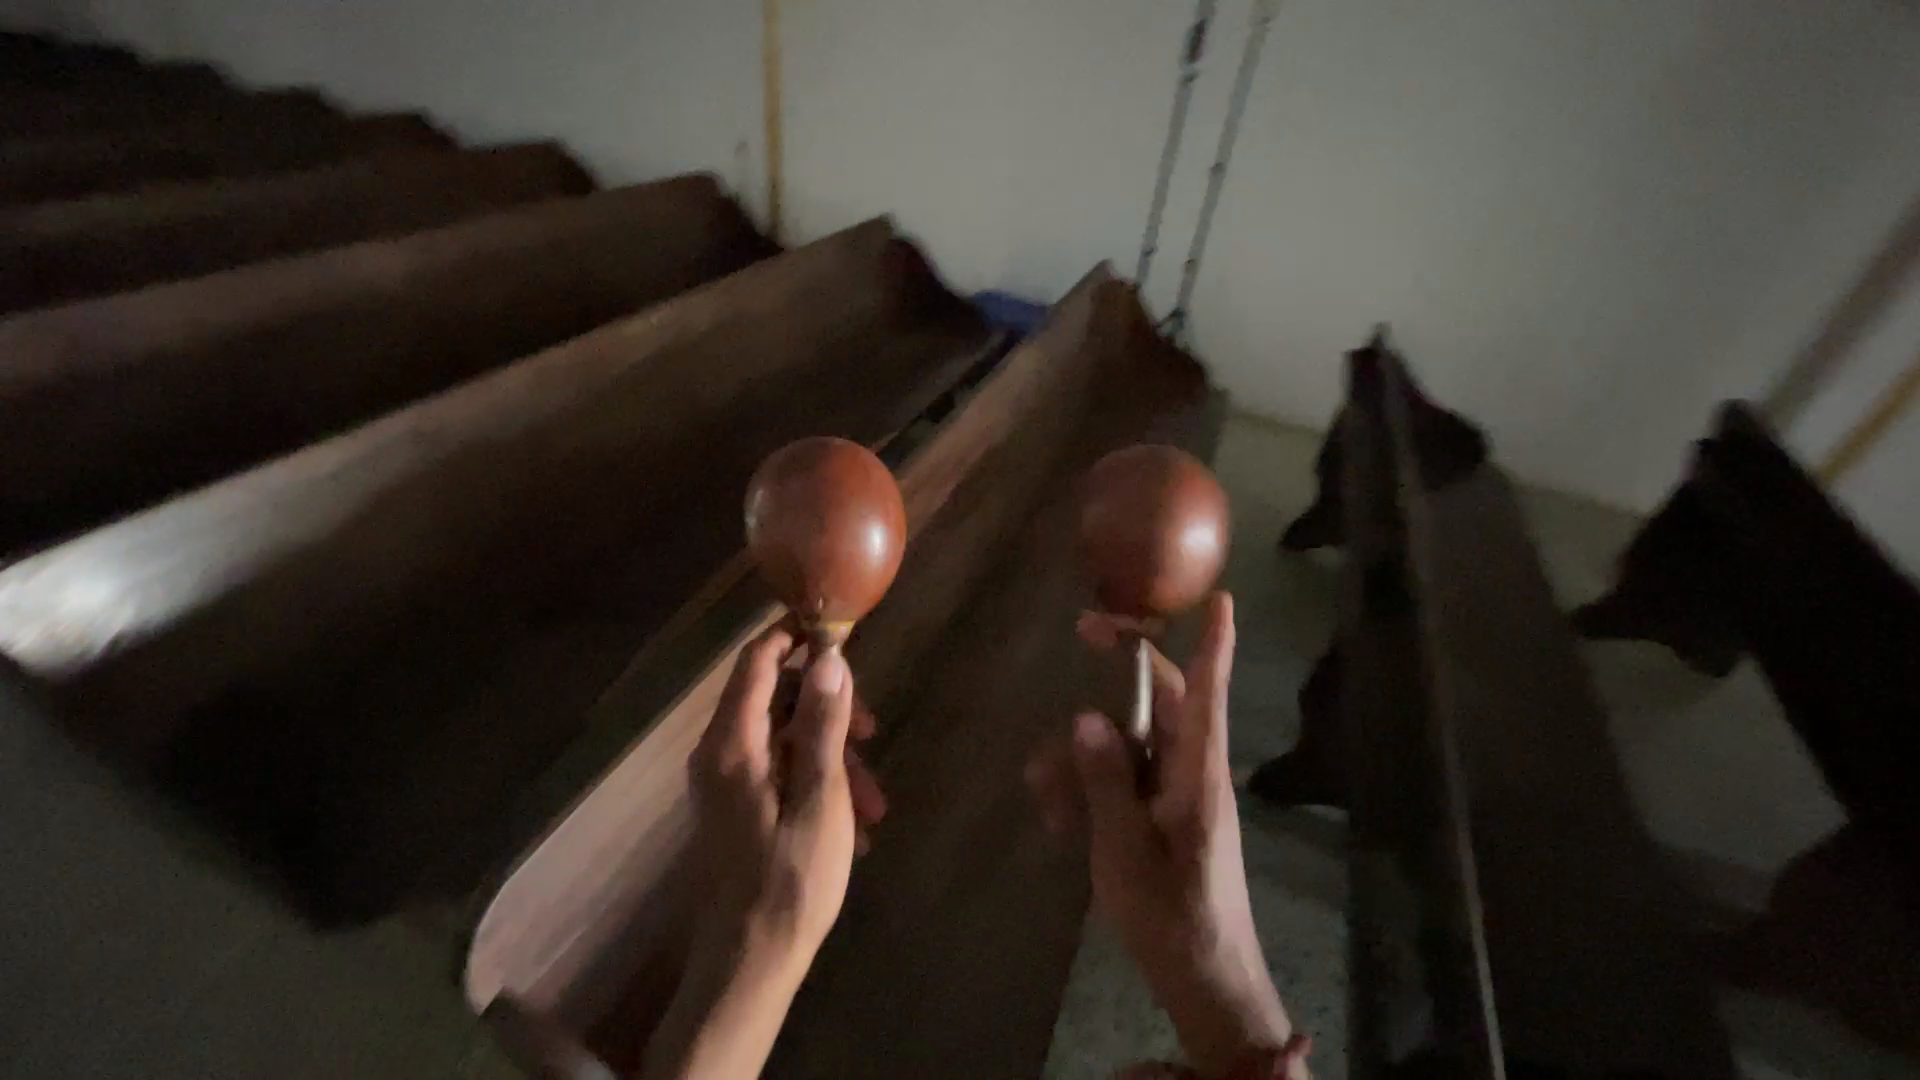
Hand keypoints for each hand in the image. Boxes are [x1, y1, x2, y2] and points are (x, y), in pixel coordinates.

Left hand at [643, 624, 875, 1079]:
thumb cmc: (790, 879)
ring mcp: (726, 782)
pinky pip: (779, 771)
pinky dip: (817, 782)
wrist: (749, 964)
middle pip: (774, 698)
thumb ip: (822, 725)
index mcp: (732, 743)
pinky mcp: (736, 807)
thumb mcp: (820, 796)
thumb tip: (830, 659)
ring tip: (874, 802)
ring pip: (784, 738)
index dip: (793, 638)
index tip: (838, 634)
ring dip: (832, 756)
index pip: (756, 661)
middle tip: (873, 731)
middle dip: (828, 708)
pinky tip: (852, 822)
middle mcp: (719, 753)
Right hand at [1031, 594, 1296, 1076]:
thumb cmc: (1174, 919)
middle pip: (1159, 700)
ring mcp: (1174, 795)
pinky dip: (1088, 789)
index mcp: (1199, 775)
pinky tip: (1059, 823)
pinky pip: (1121, 780)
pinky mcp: (1158, 816)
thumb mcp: (1127, 852)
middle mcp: (1190, 773)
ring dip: (1085, 753)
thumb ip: (1107, 783)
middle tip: (1083, 634)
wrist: (1204, 983)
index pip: (1208, 694)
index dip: (1215, 644)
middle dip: (1119, 671)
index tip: (1220, 598)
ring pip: (1129, 741)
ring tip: (1043, 794)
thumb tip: (1086, 716)